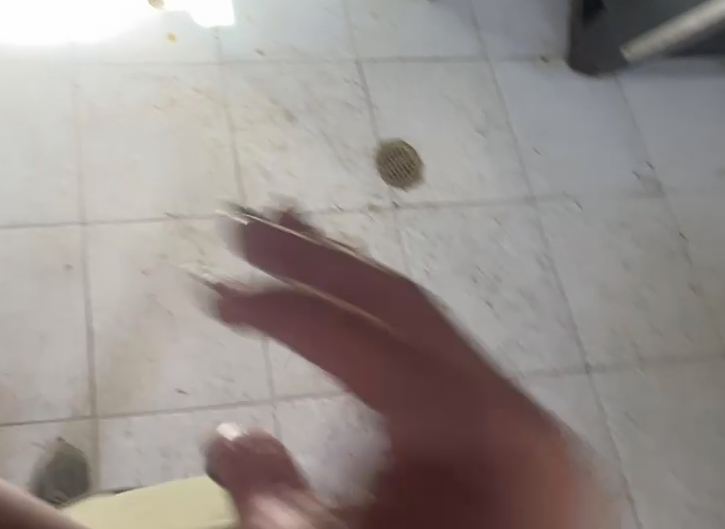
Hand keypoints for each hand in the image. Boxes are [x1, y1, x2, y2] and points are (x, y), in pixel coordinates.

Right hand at [203, 209, 598, 528]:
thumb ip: (271, 498)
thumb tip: (230, 438)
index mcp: (475, 431)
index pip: (359, 337)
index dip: (279, 307)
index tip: (216, 297)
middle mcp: (504, 407)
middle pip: (394, 301)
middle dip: (312, 259)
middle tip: (244, 225)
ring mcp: (508, 420)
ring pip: (413, 319)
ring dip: (341, 273)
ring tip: (283, 230)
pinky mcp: (499, 441)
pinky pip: (427, 356)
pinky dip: (371, 318)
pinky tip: (336, 298)